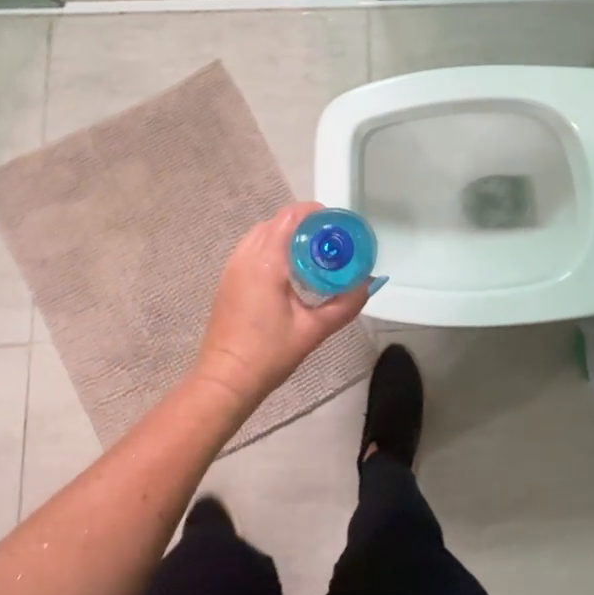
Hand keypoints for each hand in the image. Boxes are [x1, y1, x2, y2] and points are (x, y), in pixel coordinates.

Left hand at [191, 202, 369, 406]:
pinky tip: (290, 271)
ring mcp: (233, 267)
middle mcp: (246, 256)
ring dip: (288, 235)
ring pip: (262, 233)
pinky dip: (273, 248)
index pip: (290, 218)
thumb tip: (368, 284)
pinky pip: (252, 248)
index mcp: (266, 262)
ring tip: (313, 253)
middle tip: (331, 240)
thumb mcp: (313, 331)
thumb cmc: (268, 355)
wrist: (224, 380)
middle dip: (305, 224)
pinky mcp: (228, 279)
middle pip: (277, 222)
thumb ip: (344, 304)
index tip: (338, 225)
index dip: (316, 213)